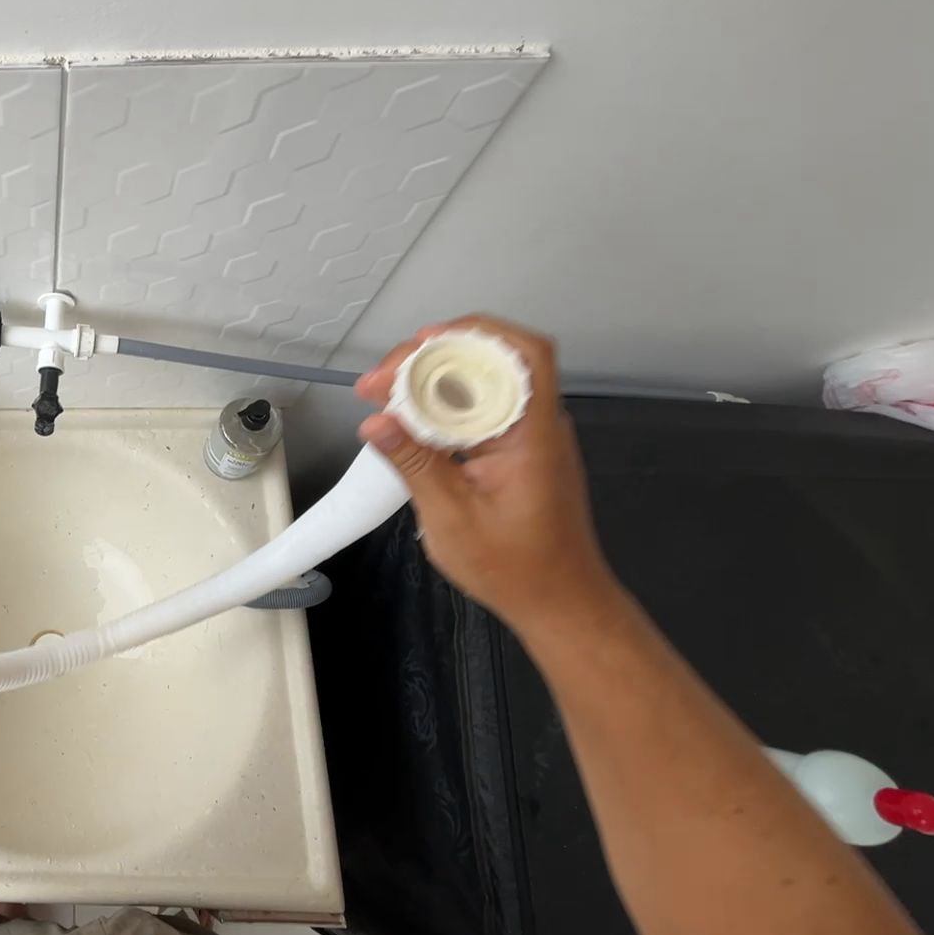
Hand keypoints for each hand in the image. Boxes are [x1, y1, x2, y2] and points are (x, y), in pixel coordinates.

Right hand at [355, 315, 617, 625]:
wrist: (557, 601)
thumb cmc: (514, 567)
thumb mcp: (451, 516)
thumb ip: (414, 464)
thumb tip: (375, 423)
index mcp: (531, 434)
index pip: (521, 355)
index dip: (472, 333)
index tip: (420, 342)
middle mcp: (533, 425)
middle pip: (488, 361)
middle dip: (428, 358)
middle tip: (376, 383)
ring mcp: (524, 437)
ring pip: (477, 384)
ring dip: (427, 381)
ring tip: (380, 396)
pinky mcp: (510, 451)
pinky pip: (473, 411)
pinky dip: (436, 405)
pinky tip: (405, 419)